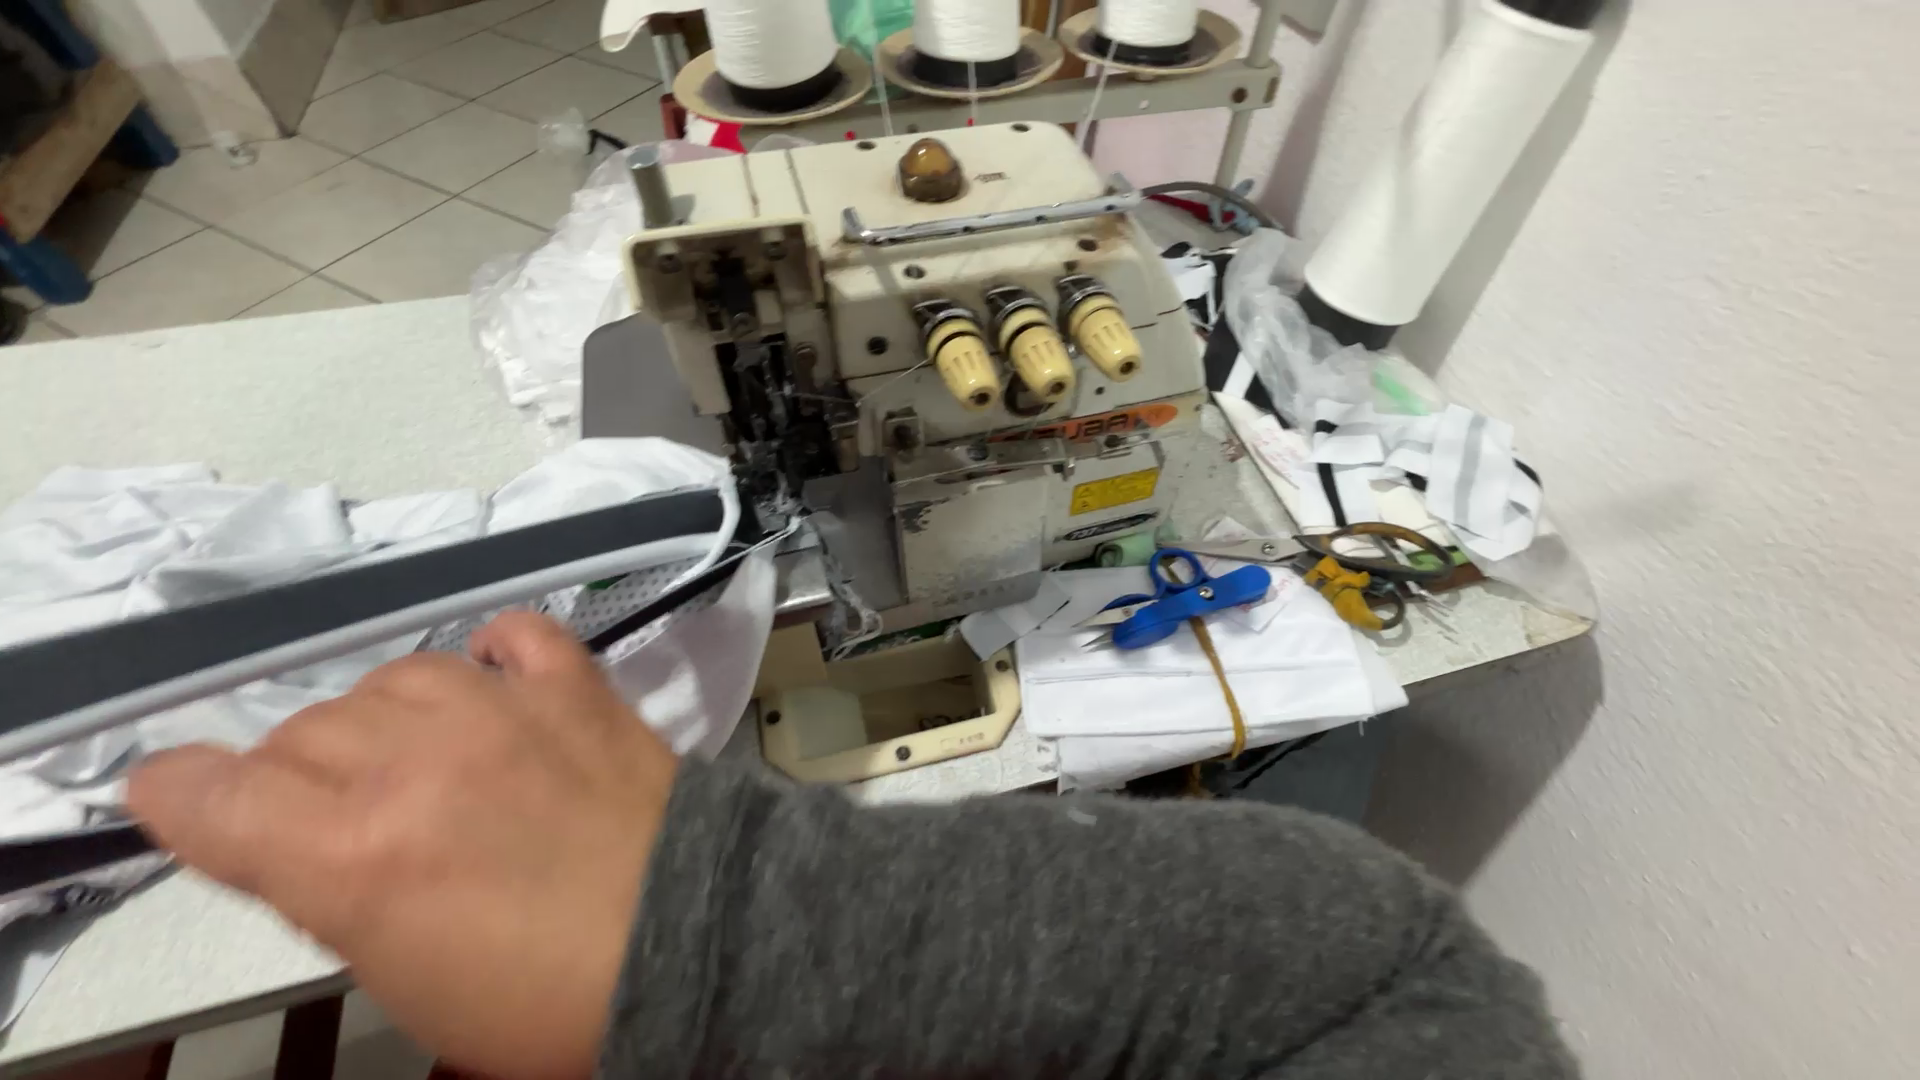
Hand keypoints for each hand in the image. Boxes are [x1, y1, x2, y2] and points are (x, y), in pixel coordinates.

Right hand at [128, 613, 678, 1079]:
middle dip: (300, 770)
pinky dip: (498, 650)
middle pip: (303, 729)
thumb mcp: (403, 975)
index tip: (188, 797)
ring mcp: (504, 709)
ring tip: (419, 750)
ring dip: (388, 713)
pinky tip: (497, 673)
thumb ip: (340, 889)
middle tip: (344, 804)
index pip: (210, 791)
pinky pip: (522, 634)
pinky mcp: (578, 688)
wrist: (683, 932)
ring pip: (397, 675)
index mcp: (351, 851)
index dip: (182, 793)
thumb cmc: (543, 992)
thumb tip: (316, 839)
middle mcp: (415, 761)